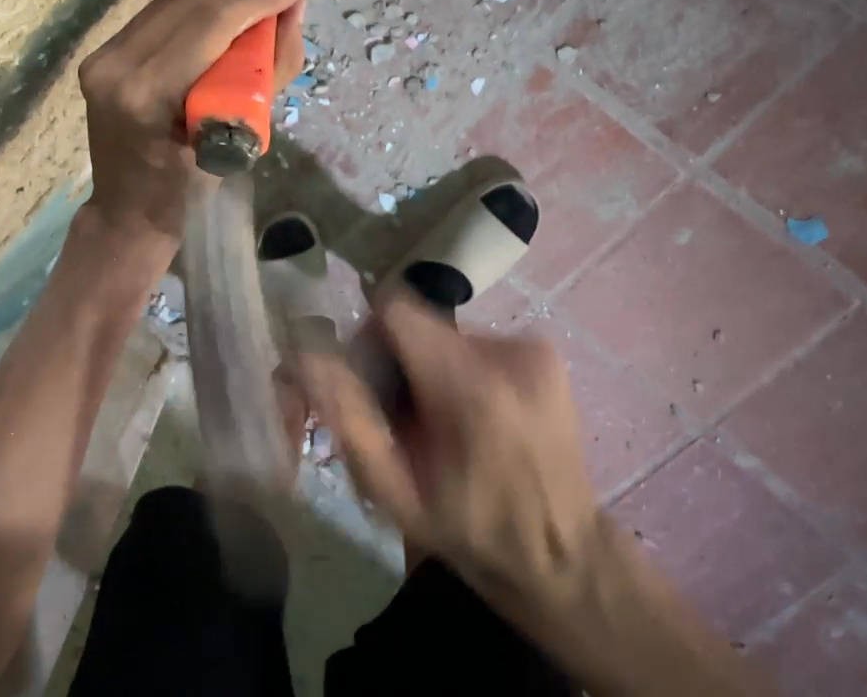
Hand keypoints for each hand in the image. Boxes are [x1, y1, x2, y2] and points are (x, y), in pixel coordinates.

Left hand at [76, 0, 303, 242]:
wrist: (127, 210)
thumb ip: (269, 69)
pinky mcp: (107, 52)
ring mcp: (105, 56)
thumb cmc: (187, 191)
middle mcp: (116, 64)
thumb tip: (290, 8)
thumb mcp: (240, 138)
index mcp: (145, 93)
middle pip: (188, 0)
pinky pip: (160, 11)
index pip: (208, 25)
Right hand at [296, 292, 598, 594]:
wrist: (563, 557)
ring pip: (442, 332)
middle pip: (414, 321)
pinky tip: (468, 418)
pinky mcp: (544, 353)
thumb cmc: (467, 528)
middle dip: (394, 361)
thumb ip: (346, 415)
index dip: (366, 339)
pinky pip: (473, 343)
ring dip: (425, 367)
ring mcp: (532, 349)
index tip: (367, 384)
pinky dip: (458, 370)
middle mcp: (507, 351)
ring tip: (438, 424)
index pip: (391, 308)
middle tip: (400, 418)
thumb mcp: (392, 488)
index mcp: (468, 385)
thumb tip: (303, 352)